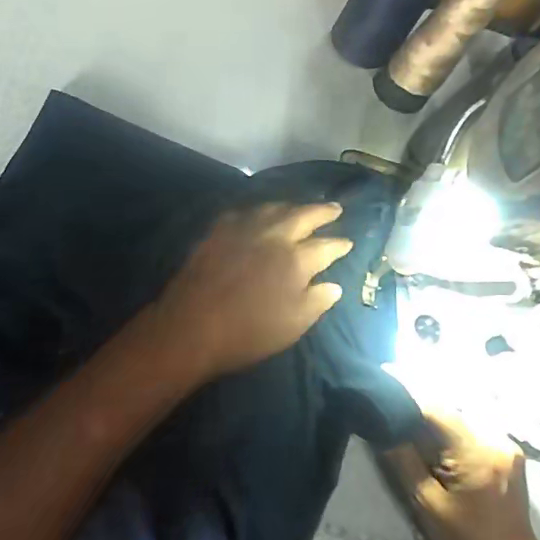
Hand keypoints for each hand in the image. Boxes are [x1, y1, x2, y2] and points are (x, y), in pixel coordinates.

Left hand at [144, 202, 353, 381]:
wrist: (191, 326)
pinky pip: (243, 212)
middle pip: (302, 215)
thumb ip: (316, 302)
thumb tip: (333, 285)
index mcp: (295, 260)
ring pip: (273, 208)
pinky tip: (259, 215)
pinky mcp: (216, 231)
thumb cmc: (247, 333)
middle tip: (334, 208)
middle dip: (322, 211)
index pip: (327, 246)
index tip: (348, 243)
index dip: (340, 245)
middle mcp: (272, 236)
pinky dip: (258, 211)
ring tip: (300, 208)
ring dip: (291, 206)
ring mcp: (242, 229)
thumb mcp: (292, 326)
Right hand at [381, 410, 539, 539]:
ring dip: (436, 429)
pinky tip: (440, 456)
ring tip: (416, 446)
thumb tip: (382, 428)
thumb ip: (403, 459)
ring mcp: (507, 446)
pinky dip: (452, 438)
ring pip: (460, 422)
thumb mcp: (426, 502)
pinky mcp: (509, 454)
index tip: (385, 414)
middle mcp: (497, 441)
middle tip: (397, 434)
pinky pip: (473, 433)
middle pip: (449, 413)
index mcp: (477, 453)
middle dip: (421, 419)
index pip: (436, 410)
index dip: (407, 408)